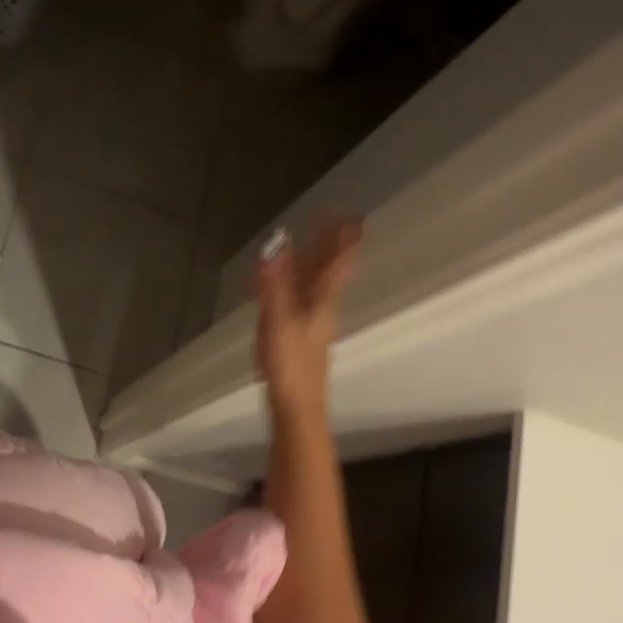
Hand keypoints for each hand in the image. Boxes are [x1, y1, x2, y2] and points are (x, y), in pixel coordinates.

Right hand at [253, 216, 361, 416]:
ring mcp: (312, 323)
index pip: (336, 262)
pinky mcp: (300, 337)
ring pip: (314, 286)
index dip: (341, 238)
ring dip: (311, 263)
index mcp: (321, 300)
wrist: (298, 407)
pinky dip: (293, 286)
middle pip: (327, 270)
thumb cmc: (291, 365)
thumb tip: (274, 246)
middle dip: (328, 245)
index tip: (347, 214)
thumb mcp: (279, 322)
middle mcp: (321, 308)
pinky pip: (299, 301)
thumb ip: (275, 284)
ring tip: (306, 245)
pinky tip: (283, 287)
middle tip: (331, 221)